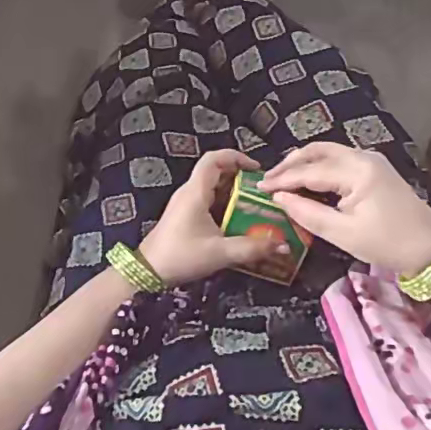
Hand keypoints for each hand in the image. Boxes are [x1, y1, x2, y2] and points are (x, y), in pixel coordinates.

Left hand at [139, 149, 285, 285]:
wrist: (147, 272)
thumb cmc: (181, 256)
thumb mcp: (220, 252)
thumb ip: (252, 248)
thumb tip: (283, 244)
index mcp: (195, 192)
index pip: (214, 159)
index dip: (236, 157)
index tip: (256, 169)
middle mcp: (189, 192)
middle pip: (215, 171)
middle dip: (239, 176)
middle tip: (261, 190)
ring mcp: (184, 203)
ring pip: (212, 187)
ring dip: (232, 192)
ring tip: (255, 205)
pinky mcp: (183, 215)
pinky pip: (207, 200)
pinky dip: (223, 204)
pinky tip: (237, 220)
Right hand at [259, 142, 430, 273]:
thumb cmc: (388, 243)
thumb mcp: (343, 234)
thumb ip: (307, 213)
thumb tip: (279, 199)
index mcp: (357, 171)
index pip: (310, 171)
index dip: (282, 179)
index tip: (258, 187)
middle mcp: (364, 157)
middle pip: (317, 151)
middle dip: (290, 164)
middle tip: (268, 180)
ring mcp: (371, 160)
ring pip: (328, 152)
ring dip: (303, 163)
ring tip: (283, 179)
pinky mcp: (375, 169)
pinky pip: (339, 160)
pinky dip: (319, 167)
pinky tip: (307, 180)